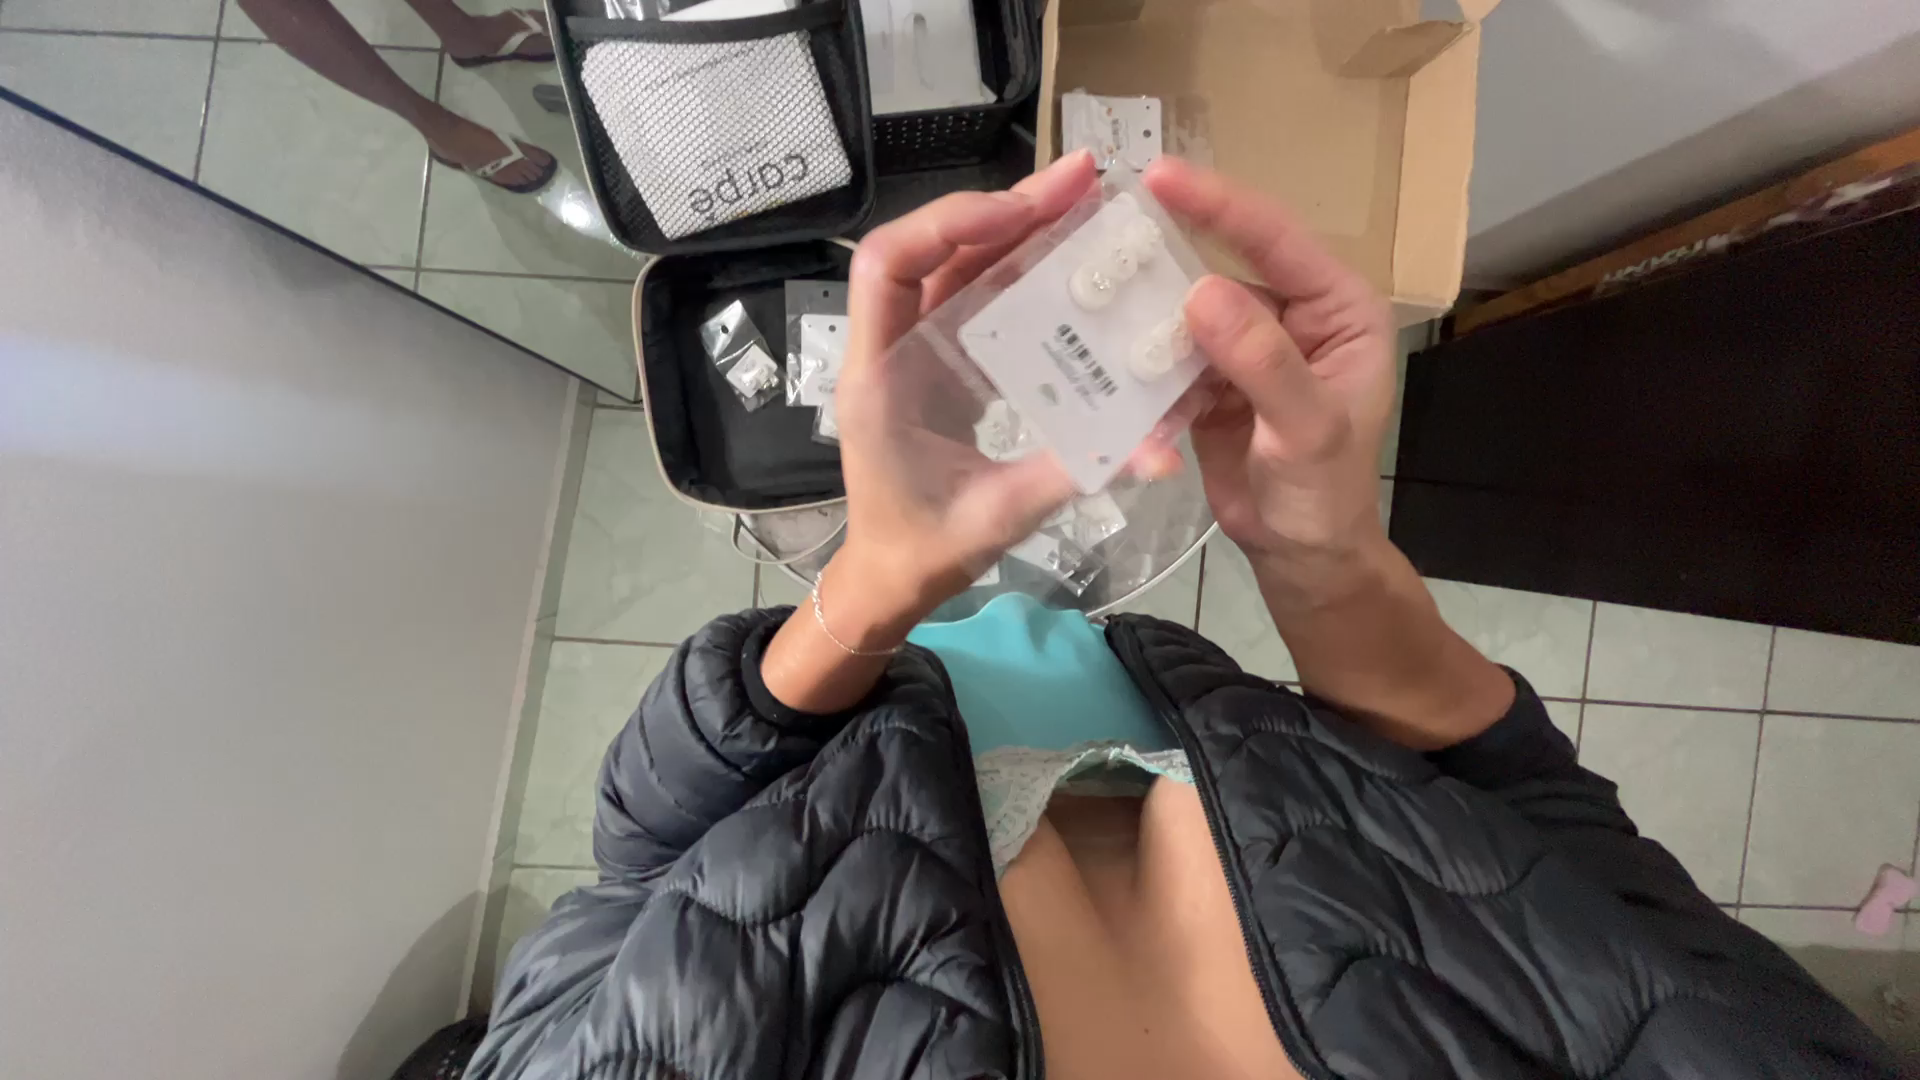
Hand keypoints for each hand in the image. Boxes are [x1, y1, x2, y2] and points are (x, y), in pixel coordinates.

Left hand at [826, 151, 1101, 636]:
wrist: (894, 573)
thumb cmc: (925, 547)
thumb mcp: (997, 515)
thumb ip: (1071, 476)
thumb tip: (1158, 450)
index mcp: (880, 378)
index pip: (888, 266)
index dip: (948, 225)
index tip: (1022, 214)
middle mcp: (891, 349)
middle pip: (935, 253)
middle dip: (1005, 210)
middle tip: (1083, 179)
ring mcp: (916, 352)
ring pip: (959, 269)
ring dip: (1018, 231)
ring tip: (1087, 199)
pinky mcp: (943, 364)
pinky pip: (977, 303)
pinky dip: (1018, 273)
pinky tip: (1067, 257)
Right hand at [1143, 157, 1397, 611]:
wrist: (1297, 552)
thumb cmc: (1323, 492)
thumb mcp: (1305, 427)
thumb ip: (1262, 360)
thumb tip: (1199, 291)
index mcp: (1334, 310)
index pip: (1275, 241)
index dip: (1218, 206)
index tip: (1159, 177)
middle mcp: (1288, 320)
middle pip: (1217, 276)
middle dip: (1161, 271)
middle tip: (1099, 250)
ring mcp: (1242, 354)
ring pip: (1182, 326)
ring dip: (1143, 337)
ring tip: (1092, 328)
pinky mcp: (1207, 389)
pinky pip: (1167, 373)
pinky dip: (1145, 389)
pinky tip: (1120, 404)